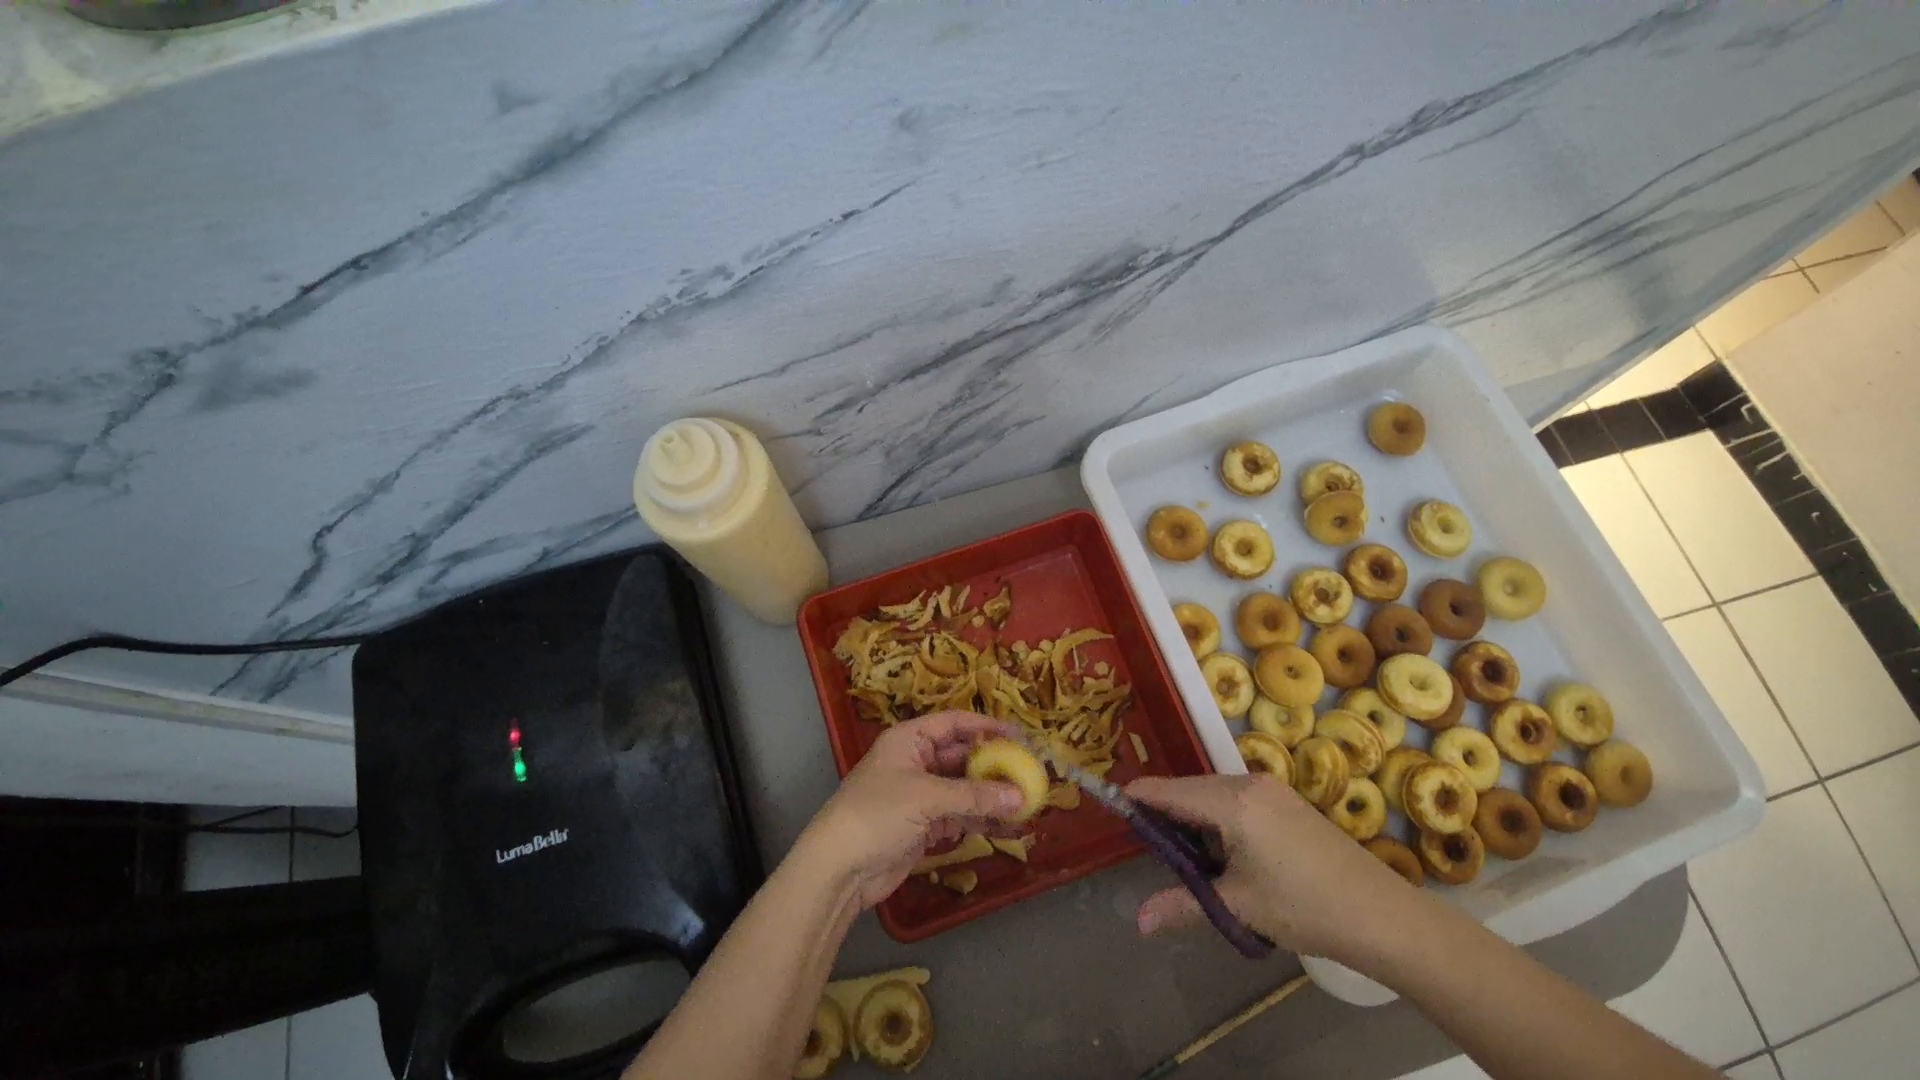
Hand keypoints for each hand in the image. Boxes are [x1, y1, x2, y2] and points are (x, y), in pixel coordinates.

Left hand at [799, 711, 1027, 908]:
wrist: (839, 868)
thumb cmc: (877, 814)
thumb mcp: (927, 797)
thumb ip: (974, 796)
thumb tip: (1020, 796)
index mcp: (908, 740)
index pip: (954, 723)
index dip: (986, 727)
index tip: (1020, 736)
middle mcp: (915, 762)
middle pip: (962, 757)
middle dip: (994, 766)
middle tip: (1029, 774)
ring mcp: (920, 796)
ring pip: (964, 790)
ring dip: (992, 797)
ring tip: (1028, 804)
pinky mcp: (923, 826)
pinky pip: (960, 817)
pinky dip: (982, 821)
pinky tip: (1010, 828)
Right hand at [1124, 774, 1423, 967]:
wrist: (1381, 915)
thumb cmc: (1303, 906)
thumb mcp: (1237, 905)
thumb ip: (1183, 905)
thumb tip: (1138, 922)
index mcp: (1232, 802)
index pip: (1170, 790)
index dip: (1140, 798)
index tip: (1112, 804)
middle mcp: (1249, 784)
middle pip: (1191, 790)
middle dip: (1167, 813)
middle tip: (1149, 847)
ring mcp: (1273, 791)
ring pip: (1214, 795)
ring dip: (1195, 819)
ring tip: (1186, 858)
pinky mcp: (1289, 803)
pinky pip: (1237, 800)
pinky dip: (1219, 819)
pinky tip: (1223, 852)